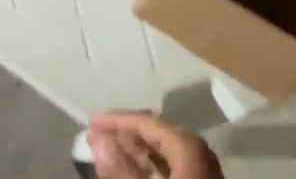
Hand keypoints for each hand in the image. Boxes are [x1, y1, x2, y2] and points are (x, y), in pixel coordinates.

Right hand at [88, 111, 222, 178]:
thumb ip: (121, 172)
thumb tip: (98, 140)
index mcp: (189, 148)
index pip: (148, 123)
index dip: (117, 121)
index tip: (91, 123)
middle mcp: (200, 154)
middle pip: (158, 134)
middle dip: (126, 135)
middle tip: (97, 135)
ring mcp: (204, 173)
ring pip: (165, 153)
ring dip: (137, 152)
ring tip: (109, 151)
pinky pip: (174, 169)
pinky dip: (151, 168)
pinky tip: (134, 172)